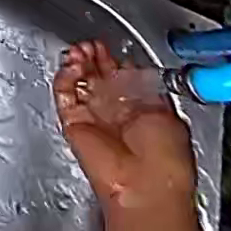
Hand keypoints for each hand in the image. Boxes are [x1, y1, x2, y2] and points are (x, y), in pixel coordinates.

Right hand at [53, 41, 197, 220]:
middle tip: (91, 44)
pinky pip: (63, 92)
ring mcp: (91, 116)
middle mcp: (112, 112)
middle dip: (92, 55)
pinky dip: (65, 75)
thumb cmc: (167, 160)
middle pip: (94, 74)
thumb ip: (147, 87)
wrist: (147, 186)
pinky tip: (74, 65)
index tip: (108, 45)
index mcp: (137, 110)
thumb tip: (132, 66)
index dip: (111, 58)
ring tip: (80, 50)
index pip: (117, 76)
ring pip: (76, 80)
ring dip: (77, 61)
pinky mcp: (72, 121)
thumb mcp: (168, 114)